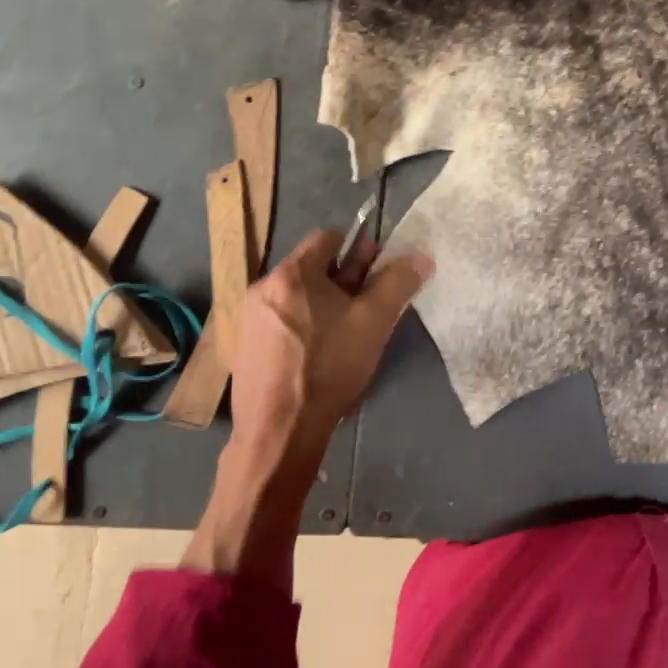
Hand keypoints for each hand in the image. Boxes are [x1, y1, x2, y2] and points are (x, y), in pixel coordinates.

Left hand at [229, 228, 433, 469]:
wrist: (280, 430)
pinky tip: (320, 359)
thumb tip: (421, 256)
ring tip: (348, 338)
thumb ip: (399, 282)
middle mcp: (263, 288)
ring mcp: (249, 320)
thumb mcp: (375, 321)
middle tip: (369, 311)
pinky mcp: (246, 349)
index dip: (361, 250)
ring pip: (299, 298)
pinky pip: (283, 323)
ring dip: (326, 307)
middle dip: (346, 283)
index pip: (329, 237)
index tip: (379, 278)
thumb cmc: (329, 367)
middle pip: (314, 269)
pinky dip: (305, 329)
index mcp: (292, 274)